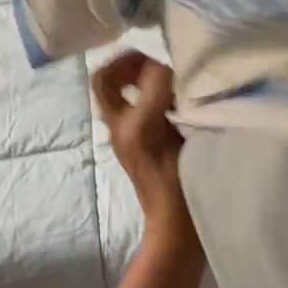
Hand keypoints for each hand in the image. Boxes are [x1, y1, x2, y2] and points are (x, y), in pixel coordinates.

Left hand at [91, 51, 199, 258]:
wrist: (176, 226)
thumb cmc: (182, 185)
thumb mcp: (175, 134)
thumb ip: (166, 95)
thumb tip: (166, 70)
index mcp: (129, 124)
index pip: (115, 76)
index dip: (136, 62)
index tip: (162, 63)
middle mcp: (120, 129)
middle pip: (106, 82)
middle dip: (128, 66)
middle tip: (158, 66)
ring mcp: (125, 139)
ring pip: (118, 96)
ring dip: (138, 82)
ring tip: (169, 83)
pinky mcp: (135, 148)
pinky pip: (132, 111)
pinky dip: (147, 98)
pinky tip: (175, 106)